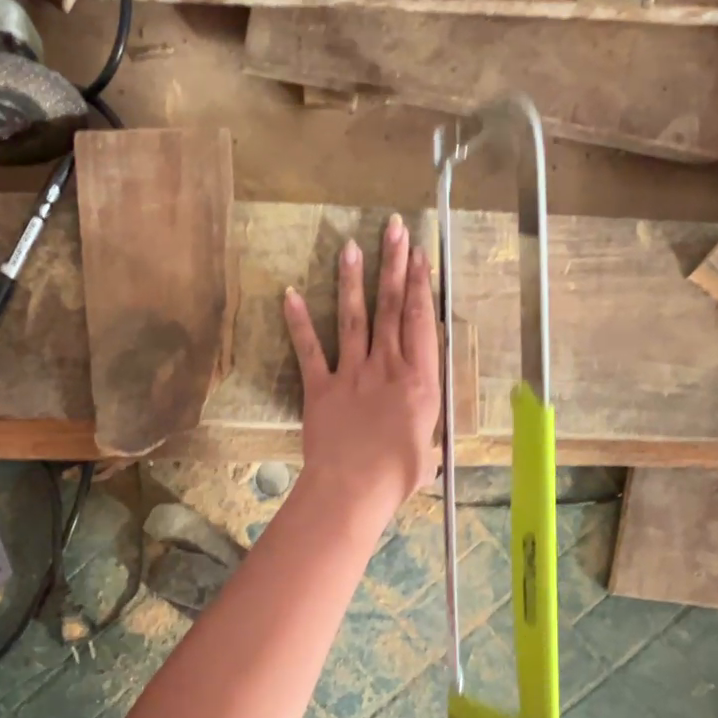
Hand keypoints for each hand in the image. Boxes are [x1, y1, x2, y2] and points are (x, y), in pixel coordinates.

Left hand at [282, 214, 442, 520]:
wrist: (352, 490)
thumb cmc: (396, 477)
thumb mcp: (427, 451)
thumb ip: (425, 429)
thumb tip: (427, 430)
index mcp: (421, 380)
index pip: (422, 321)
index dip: (421, 284)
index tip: (419, 254)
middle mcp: (388, 368)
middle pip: (392, 308)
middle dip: (394, 264)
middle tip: (394, 227)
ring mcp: (352, 375)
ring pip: (354, 318)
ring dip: (353, 280)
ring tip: (351, 245)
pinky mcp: (321, 388)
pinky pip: (310, 350)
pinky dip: (299, 322)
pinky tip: (290, 293)